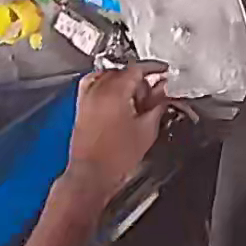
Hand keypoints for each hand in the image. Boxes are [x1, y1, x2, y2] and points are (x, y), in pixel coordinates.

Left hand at [63, 61, 169, 202]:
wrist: (92, 176)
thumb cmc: (117, 157)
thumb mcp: (147, 128)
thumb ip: (158, 105)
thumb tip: (164, 91)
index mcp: (115, 92)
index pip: (137, 69)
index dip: (154, 68)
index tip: (164, 71)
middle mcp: (98, 90)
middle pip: (123, 71)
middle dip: (141, 79)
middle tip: (154, 93)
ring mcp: (87, 98)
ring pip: (109, 76)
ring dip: (124, 81)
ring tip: (136, 96)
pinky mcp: (81, 107)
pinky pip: (94, 84)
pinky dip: (106, 84)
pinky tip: (117, 96)